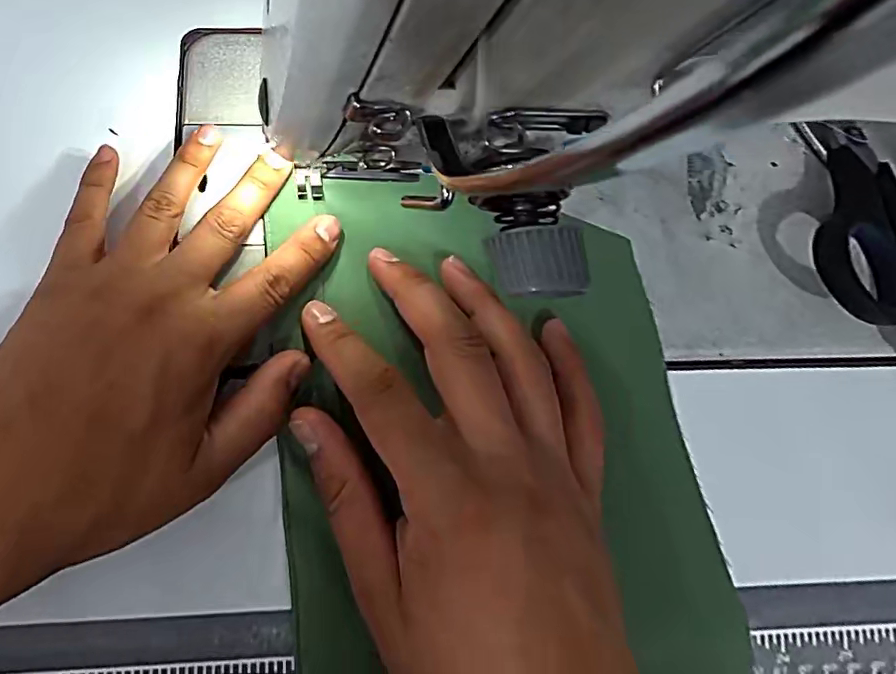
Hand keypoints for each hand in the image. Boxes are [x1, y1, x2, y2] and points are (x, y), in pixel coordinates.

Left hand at [0, 127, 339, 664]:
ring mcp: (112, 277)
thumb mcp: (199, 473)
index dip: (308, 251)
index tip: (329, 222)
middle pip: (224, 227)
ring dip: (189, 165)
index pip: (273, 284)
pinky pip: (84, 215)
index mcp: (203, 340)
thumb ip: (258, 415)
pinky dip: (96, 180)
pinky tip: (109, 151)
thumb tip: (301, 362)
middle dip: (257, 186)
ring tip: (210, 133)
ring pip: (161, 206)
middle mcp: (165, 294)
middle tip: (278, 153)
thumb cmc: (105, 486)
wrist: (2, 486)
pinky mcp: (64, 275)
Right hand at [289, 251, 634, 673]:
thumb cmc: (464, 672)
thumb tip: (310, 425)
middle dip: (416, 295)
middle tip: (387, 262)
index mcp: (448, 495)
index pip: (382, 393)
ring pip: (521, 363)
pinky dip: (569, 363)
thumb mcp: (383, 596)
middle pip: (456, 353)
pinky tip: (551, 327)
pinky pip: (584, 411)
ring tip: (455, 268)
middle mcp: (506, 466)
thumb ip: (348, 499)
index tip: (319, 314)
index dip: (344, 345)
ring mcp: (554, 472)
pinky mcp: (585, 490)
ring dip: (486, 305)